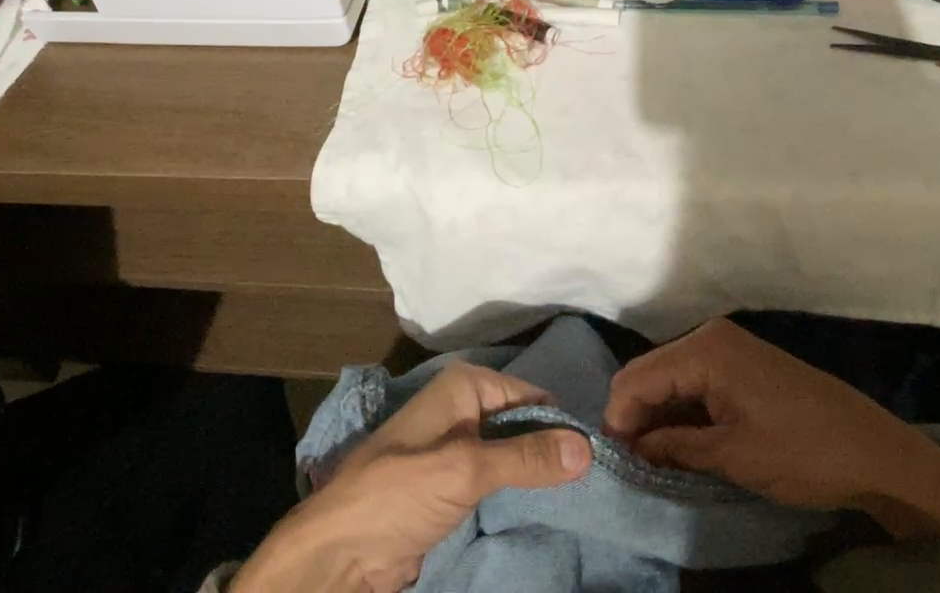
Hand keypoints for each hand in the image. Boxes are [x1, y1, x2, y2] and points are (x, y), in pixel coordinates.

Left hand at [234, 363, 592, 591]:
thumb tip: (588, 447)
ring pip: (514, 455)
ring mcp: (458, 449)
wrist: (339, 552)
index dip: (564, 425)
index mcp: (463, 387)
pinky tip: (549, 510)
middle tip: (599, 484)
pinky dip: (520, 493)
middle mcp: (463, 409)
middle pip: (525, 425)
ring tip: (585, 500)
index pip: (531, 396)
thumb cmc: (396, 494)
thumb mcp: (464, 470)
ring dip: (540, 476)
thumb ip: (525, 457)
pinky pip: (499, 481)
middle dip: (554, 451)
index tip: (601, 458)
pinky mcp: (454, 486)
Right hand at [604, 318, 939, 540]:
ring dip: (658, 416)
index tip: (613, 458)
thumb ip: (674, 447)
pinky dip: (683, 412)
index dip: (618, 416)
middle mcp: (711, 338)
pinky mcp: (744, 366)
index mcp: (705, 349)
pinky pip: (696, 384)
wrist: (881, 455)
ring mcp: (729, 349)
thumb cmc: (805, 453)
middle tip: (629, 462)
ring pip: (672, 380)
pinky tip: (679, 443)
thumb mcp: (732, 456)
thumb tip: (633, 448)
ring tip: (650, 458)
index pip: (637, 377)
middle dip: (635, 415)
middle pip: (651, 373)